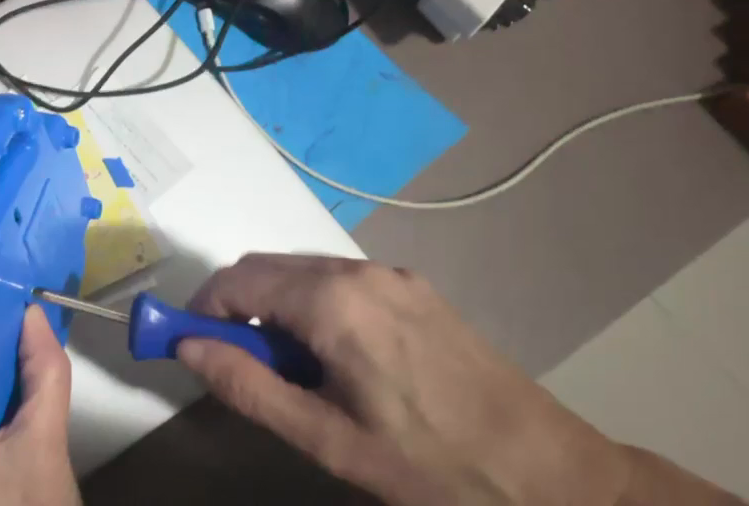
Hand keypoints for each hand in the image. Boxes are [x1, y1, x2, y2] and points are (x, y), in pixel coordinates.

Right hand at [176, 254, 628, 505]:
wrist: (561, 481)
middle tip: (235, 361)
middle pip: (265, 268)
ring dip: (274, 305)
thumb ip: (249, 387)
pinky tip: (335, 355)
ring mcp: (391, 276)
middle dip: (235, 306)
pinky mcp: (416, 289)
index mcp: (332, 303)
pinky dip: (313, 304)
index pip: (236, 282)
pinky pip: (340, 281)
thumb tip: (187, 347)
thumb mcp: (330, 440)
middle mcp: (357, 272)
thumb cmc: (435, 468)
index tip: (188, 343)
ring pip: (301, 272)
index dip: (201, 309)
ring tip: (290, 368)